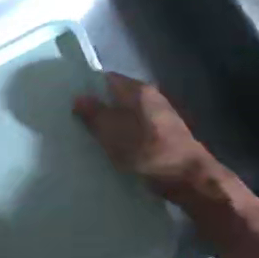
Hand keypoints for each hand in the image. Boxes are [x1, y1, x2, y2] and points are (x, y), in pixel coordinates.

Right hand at [73, 73, 222, 199]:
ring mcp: (160, 116)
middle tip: (74, 123)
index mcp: (139, 90)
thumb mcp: (114, 134)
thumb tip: (78, 98)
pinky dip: (123, 136)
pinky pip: (136, 130)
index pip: (107, 79)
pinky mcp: (164, 135)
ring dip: (110, 125)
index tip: (69, 102)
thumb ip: (94, 115)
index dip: (87, 88)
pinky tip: (112, 150)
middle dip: (97, 108)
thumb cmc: (148, 152)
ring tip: (89, 138)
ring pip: (127, 115)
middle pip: (117, 97)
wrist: (189, 178)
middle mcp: (152, 97)